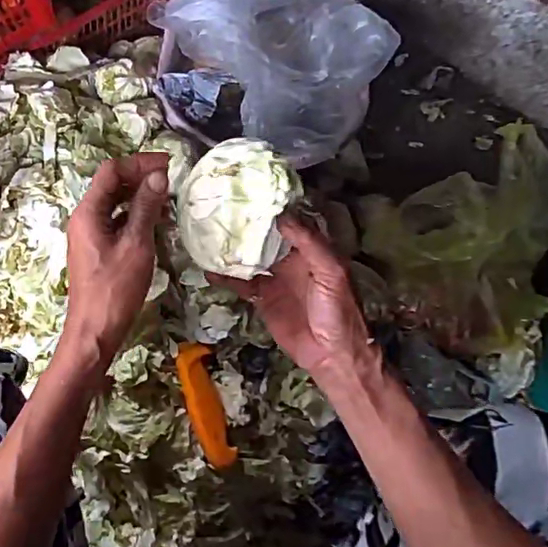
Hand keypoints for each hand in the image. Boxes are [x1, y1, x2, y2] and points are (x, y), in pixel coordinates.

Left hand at [58, 153, 170, 372]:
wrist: (95, 331)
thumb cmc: (114, 289)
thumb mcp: (136, 245)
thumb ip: (146, 208)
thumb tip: (158, 177)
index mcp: (88, 212)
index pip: (111, 172)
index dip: (139, 163)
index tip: (168, 165)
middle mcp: (85, 218)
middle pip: (111, 185)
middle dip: (140, 177)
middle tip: (171, 179)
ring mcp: (90, 235)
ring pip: (115, 204)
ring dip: (140, 197)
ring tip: (168, 199)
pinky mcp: (98, 249)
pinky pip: (116, 222)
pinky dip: (135, 216)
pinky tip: (157, 222)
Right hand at [220, 217, 379, 389]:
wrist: (331, 354)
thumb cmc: (338, 310)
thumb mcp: (331, 272)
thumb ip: (310, 244)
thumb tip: (282, 217)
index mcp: (312, 249)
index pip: (291, 221)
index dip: (275, 207)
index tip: (253, 193)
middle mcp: (292, 259)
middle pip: (267, 237)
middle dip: (248, 225)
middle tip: (223, 209)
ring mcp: (275, 278)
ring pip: (251, 258)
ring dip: (234, 249)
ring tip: (210, 235)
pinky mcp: (262, 298)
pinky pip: (242, 284)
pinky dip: (226, 278)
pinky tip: (209, 271)